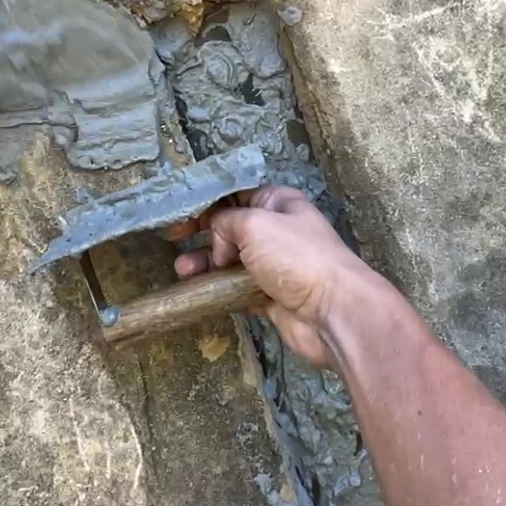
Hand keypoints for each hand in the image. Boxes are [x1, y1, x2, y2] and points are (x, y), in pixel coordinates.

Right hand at [172, 186, 398, 369]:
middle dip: (201, 232)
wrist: (332, 311)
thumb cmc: (295, 257)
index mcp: (277, 202)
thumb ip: (226, 221)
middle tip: (172, 238)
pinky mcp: (269, 296)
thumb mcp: (254, 223)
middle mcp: (276, 230)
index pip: (235, 194)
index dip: (206, 201)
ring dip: (204, 263)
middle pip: (230, 227)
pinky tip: (198, 290)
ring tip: (183, 270)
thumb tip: (219, 238)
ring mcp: (273, 265)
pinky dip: (217, 289)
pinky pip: (236, 289)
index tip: (178, 211)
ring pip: (230, 260)